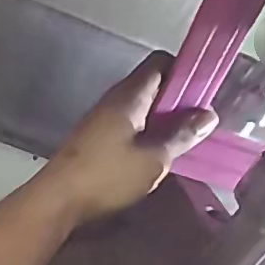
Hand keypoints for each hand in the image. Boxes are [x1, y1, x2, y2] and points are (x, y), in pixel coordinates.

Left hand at [39, 53, 218, 223]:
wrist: (57, 201)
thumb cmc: (106, 177)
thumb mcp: (153, 159)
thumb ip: (182, 136)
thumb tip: (208, 116)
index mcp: (130, 95)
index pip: (161, 63)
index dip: (185, 71)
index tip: (204, 92)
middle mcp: (114, 100)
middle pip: (152, 86)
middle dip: (178, 101)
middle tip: (199, 124)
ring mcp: (102, 121)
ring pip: (141, 109)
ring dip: (163, 121)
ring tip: (183, 143)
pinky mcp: (96, 141)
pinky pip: (129, 128)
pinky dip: (147, 136)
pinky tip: (156, 157)